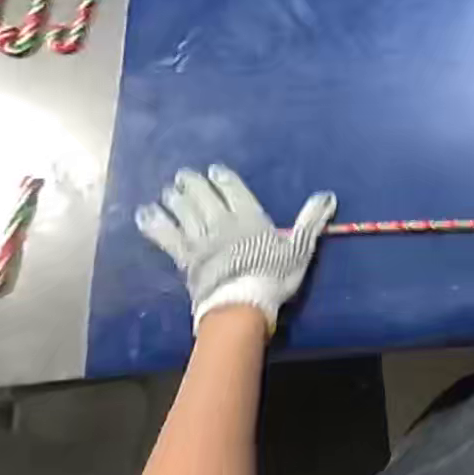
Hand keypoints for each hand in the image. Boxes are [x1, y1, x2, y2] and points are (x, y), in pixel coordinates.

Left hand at [136, 166, 335, 331]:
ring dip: (175, 199)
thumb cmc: (273, 276)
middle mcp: (221, 221)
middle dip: (192, 184)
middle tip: (183, 176)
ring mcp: (200, 238)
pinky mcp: (185, 256)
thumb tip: (328, 196)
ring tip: (168, 191)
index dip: (222, 178)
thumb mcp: (299, 247)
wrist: (242, 303)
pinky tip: (145, 213)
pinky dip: (155, 222)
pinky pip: (166, 234)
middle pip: (203, 195)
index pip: (233, 189)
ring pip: (184, 210)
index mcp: (249, 216)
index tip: (214, 171)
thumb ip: (311, 220)